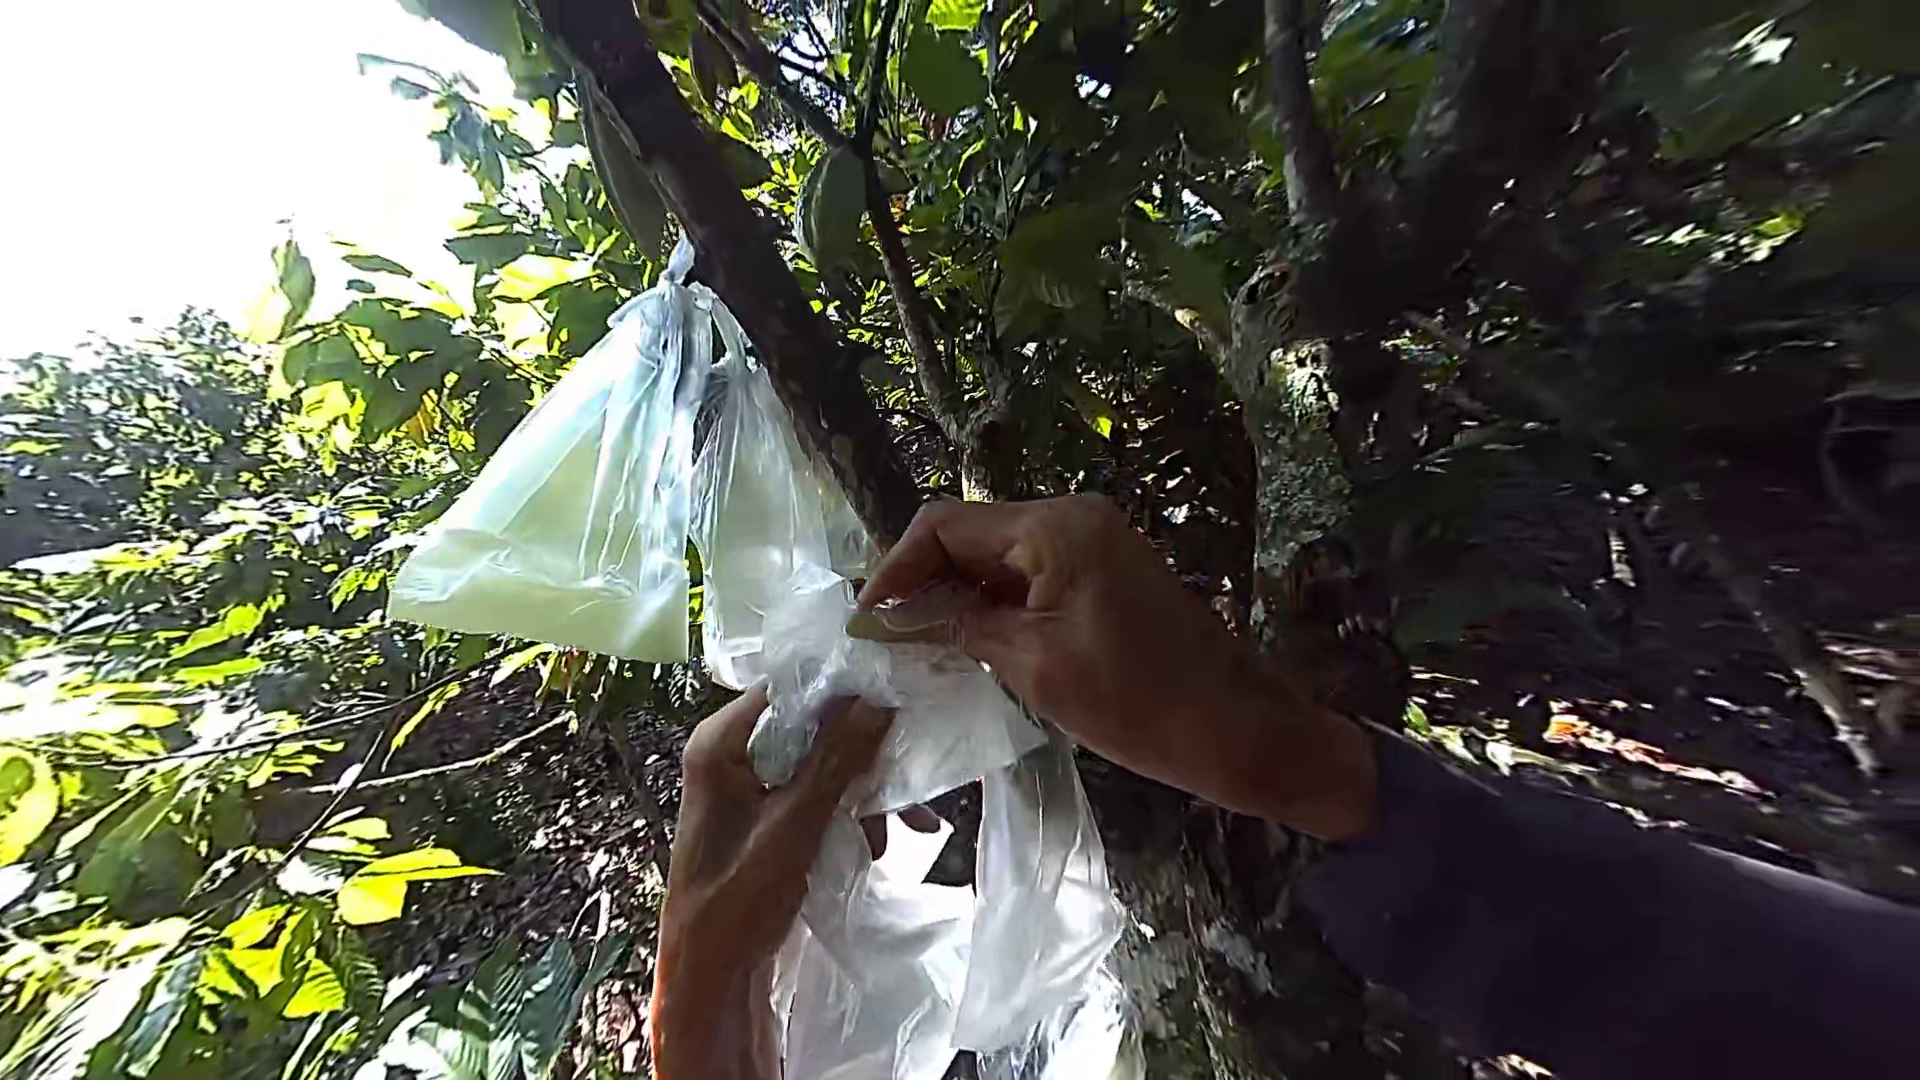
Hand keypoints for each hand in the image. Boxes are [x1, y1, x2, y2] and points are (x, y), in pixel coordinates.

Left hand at [650, 687, 893, 1079]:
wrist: (710, 984)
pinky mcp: (767, 805)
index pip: (789, 688)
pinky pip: (817, 786)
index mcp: (721, 742)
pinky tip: (880, 839)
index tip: (891, 693)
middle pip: (810, 723)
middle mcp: (733, 750)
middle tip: (902, 763)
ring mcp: (750, 779)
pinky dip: (848, 808)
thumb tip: (881, 699)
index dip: (841, 687)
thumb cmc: (736, 901)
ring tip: (901, 824)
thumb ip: (838, 759)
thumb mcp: (795, 825)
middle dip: (860, 748)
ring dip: (861, 786)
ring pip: (821, 757)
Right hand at [859, 496, 1375, 838]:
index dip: (897, 566)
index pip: (946, 525)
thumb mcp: (1033, 664)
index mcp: (1054, 527)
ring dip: (956, 594)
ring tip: (917, 640)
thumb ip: (958, 626)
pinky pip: (1028, 573)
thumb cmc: (1137, 703)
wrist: (1239, 728)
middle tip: (886, 633)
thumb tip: (893, 614)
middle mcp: (1070, 515)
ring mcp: (1089, 539)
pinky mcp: (1099, 567)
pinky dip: (993, 601)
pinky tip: (968, 636)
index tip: (866, 614)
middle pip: (971, 535)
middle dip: (924, 581)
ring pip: (997, 556)